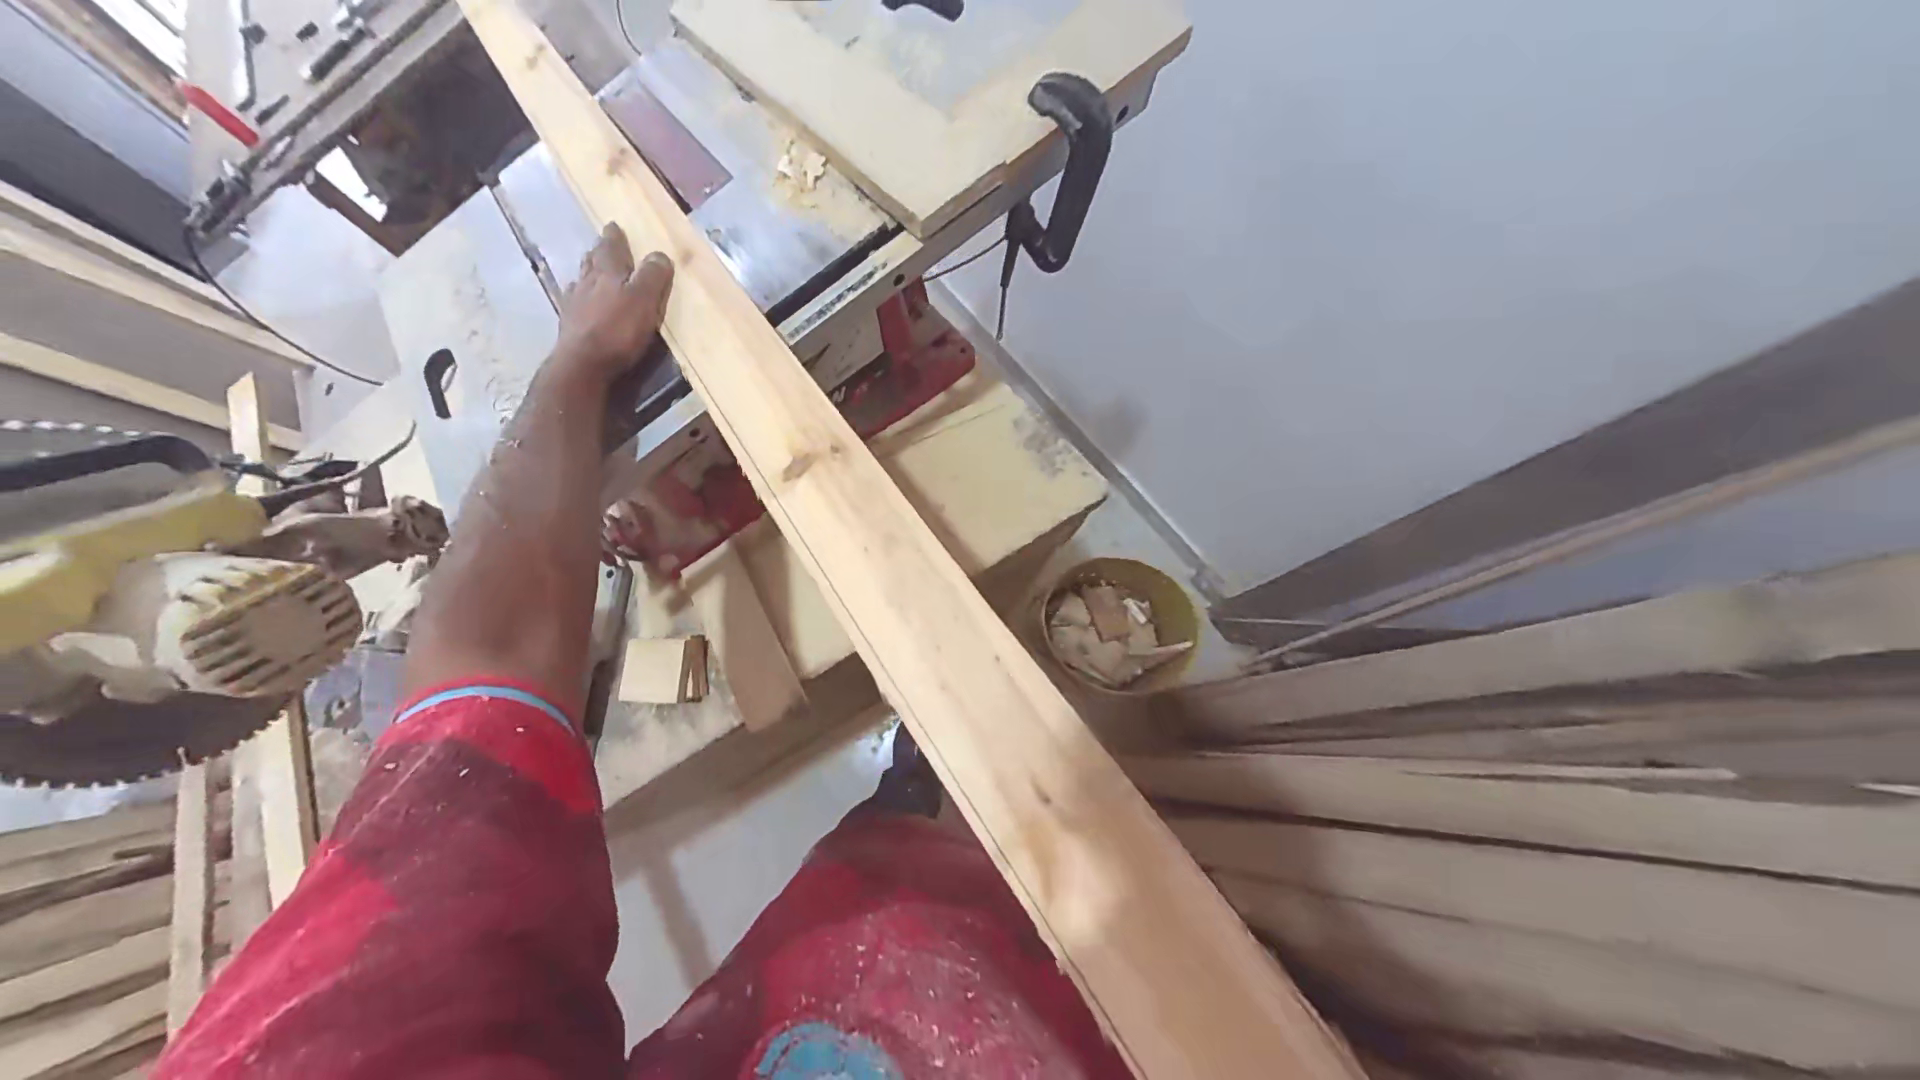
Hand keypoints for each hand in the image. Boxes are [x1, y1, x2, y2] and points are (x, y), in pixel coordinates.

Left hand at [550, 223, 673, 388]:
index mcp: (608, 273)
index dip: (614, 237)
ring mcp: (575, 303)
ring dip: (588, 272)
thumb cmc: (618, 330)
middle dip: (600, 252)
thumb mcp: (644, 300)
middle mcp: (588, 282)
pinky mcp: (570, 324)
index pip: (612, 248)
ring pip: (582, 279)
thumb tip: (659, 254)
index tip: (614, 226)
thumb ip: (653, 276)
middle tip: (603, 245)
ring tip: (591, 269)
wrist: (584, 363)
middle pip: (593, 261)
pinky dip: (579, 296)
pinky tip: (579, 299)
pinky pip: (574, 302)